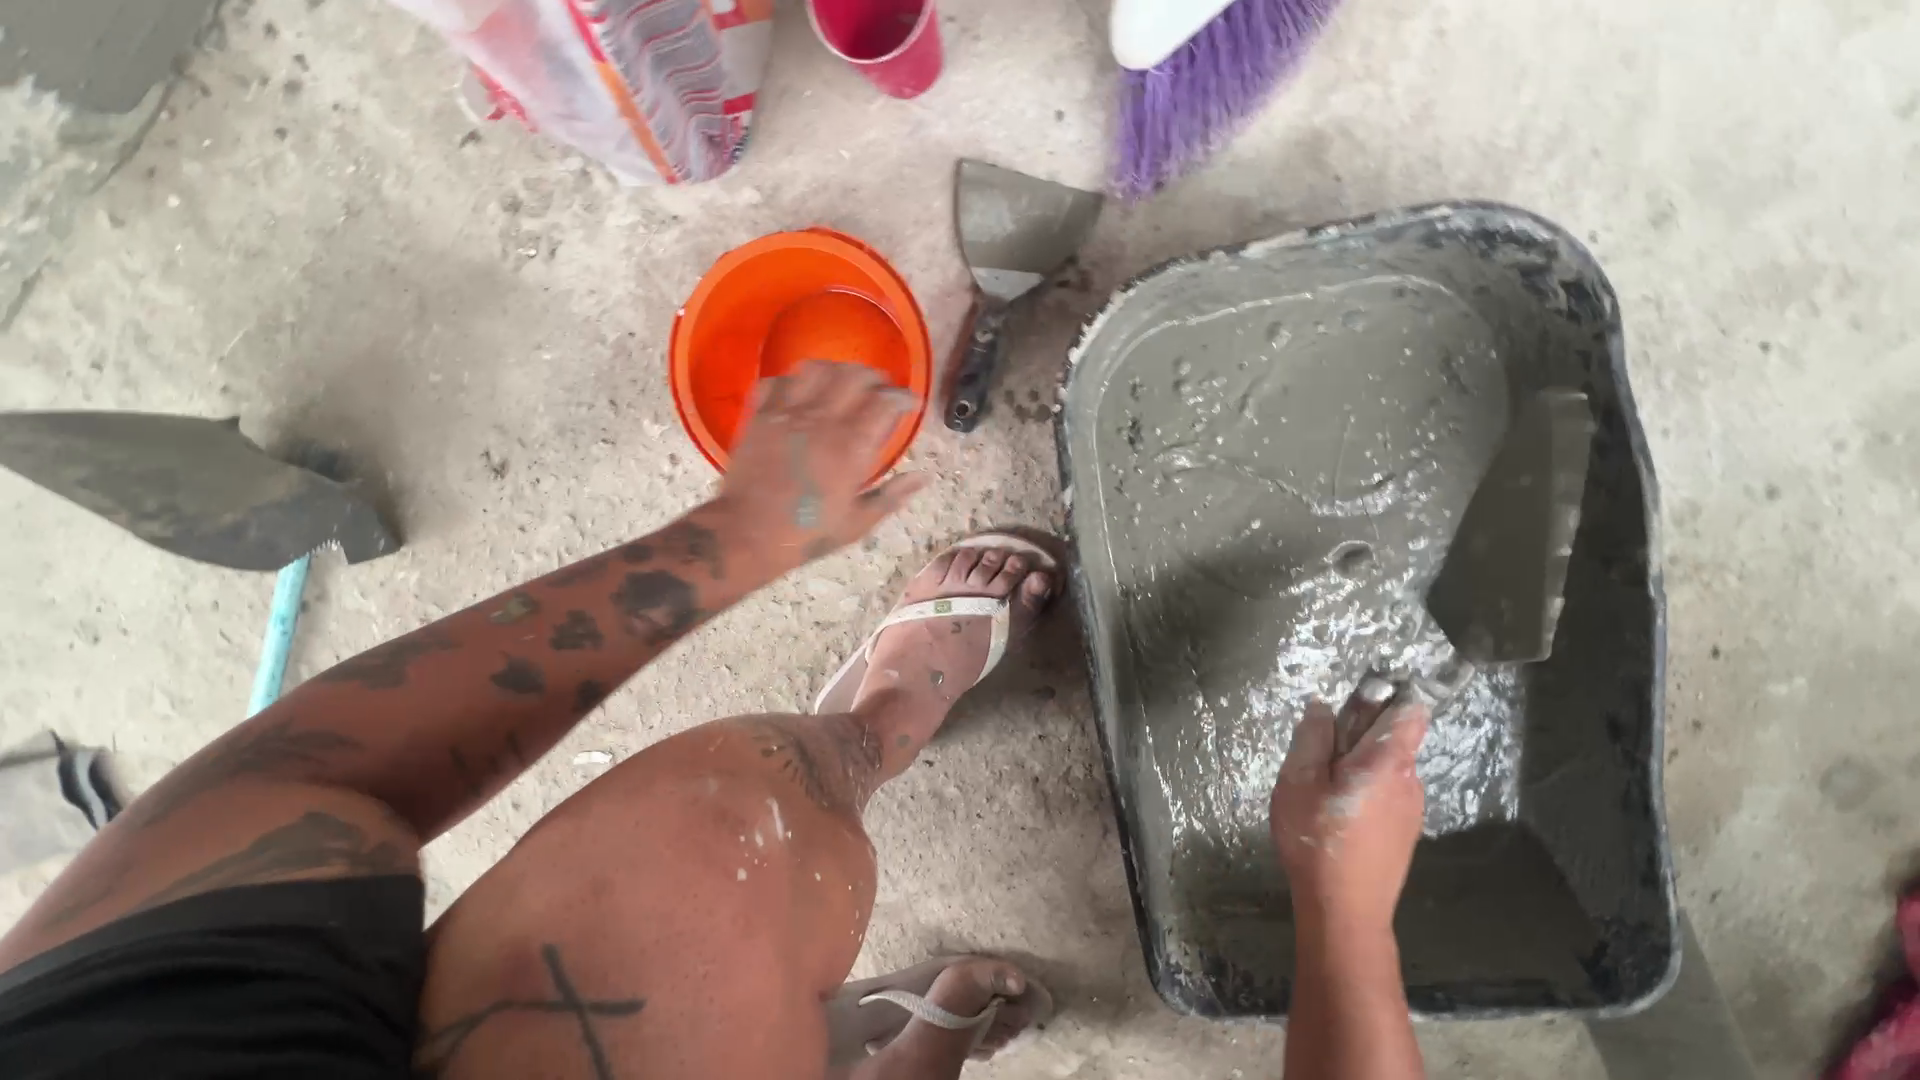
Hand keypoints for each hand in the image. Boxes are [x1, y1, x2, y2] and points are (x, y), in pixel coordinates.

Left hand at [712, 360, 927, 569]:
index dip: (903, 396)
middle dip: (875, 377)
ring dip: (836, 370)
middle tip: (880, 389)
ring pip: (816, 369)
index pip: (886, 401)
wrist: (748, 535)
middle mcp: (821, 421)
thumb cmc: (808, 534)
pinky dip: (792, 381)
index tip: (909, 403)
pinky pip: (776, 381)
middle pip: (854, 375)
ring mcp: (787, 414)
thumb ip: (892, 496)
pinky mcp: (759, 417)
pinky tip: (800, 393)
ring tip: (842, 383)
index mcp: (851, 447)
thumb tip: (924, 477)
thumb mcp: (858, 523)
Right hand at [1270, 686, 1430, 934]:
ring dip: (1357, 764)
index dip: (1390, 692)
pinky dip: (1363, 789)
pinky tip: (1335, 814)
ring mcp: (1411, 808)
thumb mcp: (1299, 780)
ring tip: (1320, 788)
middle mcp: (1409, 780)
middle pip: (1392, 737)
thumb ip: (1312, 737)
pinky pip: (1385, 792)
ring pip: (1385, 766)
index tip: (1358, 694)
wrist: (1345, 911)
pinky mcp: (1404, 832)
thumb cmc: (1317, 839)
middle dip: (1358, 733)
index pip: (1411, 709)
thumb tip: (1323, 707)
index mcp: (1388, 760)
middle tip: (1317, 752)